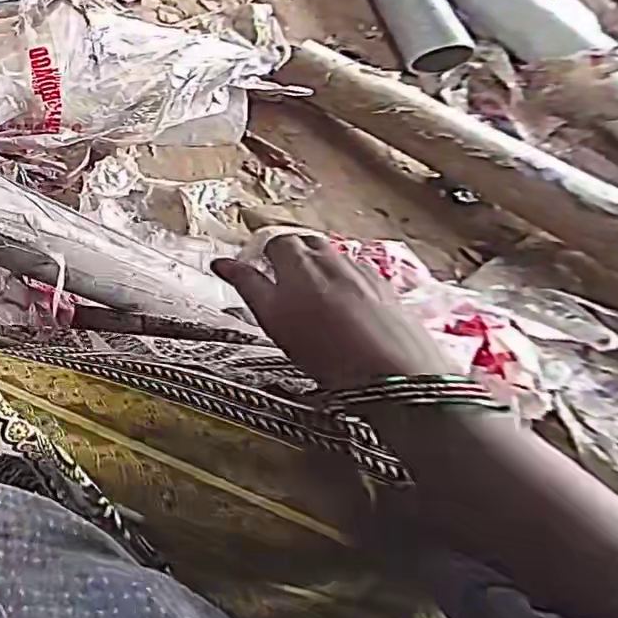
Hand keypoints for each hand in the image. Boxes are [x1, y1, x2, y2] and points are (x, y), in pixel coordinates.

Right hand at [211, 235, 454, 389]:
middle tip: (279, 279)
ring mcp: (366, 274)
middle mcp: (333, 259)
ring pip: (334, 258)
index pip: (273, 239)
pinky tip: (343, 307)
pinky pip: (359, 274)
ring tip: (310, 296)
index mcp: (298, 260)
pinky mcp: (391, 292)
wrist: (395, 377)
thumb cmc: (322, 346)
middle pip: (306, 242)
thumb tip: (222, 263)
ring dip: (318, 267)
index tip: (254, 270)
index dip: (261, 253)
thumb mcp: (270, 316)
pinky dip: (344, 281)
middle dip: (290, 254)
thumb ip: (245, 283)